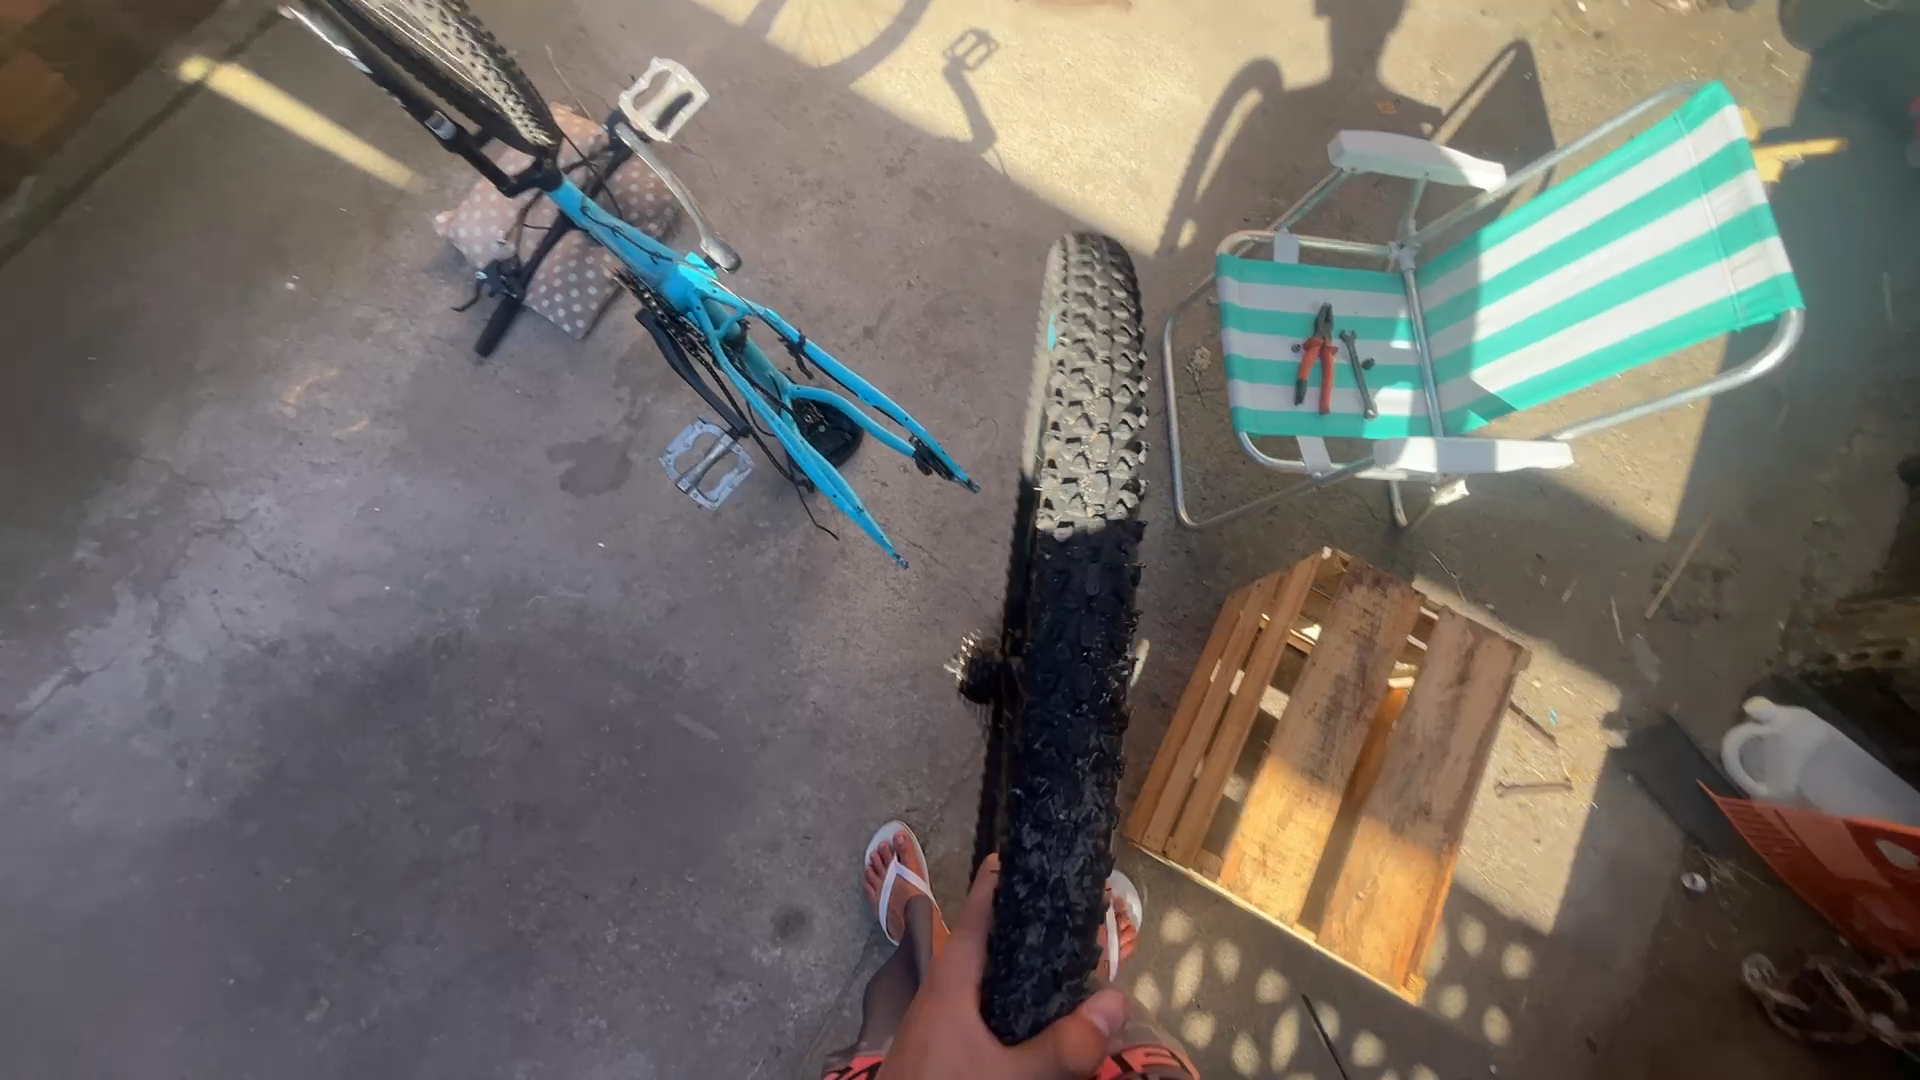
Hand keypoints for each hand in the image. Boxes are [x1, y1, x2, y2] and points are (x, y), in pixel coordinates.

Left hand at [882, 854, 1128, 1077]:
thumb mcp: (1007, 1078)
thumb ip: (1061, 1047)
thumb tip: (1118, 1001)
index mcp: (954, 969)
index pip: (984, 898)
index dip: (1017, 873)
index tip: (1056, 856)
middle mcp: (951, 978)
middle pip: (998, 932)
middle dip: (1042, 922)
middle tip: (1091, 912)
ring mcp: (950, 1009)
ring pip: (998, 968)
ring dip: (1036, 962)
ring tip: (1084, 955)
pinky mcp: (953, 1037)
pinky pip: (994, 1000)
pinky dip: (1025, 996)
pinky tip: (1053, 1011)